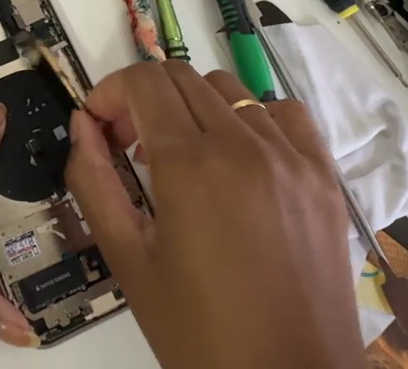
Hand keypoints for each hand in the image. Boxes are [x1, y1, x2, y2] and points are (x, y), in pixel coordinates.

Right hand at [65, 60, 362, 368]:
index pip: (141, 81)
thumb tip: (82, 123)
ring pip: (227, 90)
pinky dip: (253, 118)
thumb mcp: (127, 259)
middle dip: (143, 100)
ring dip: (193, 107)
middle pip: (180, 77)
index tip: (101, 128)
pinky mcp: (325, 177)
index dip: (109, 93)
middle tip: (133, 148)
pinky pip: (285, 114)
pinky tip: (241, 156)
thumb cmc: (198, 331)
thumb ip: (93, 180)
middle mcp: (243, 146)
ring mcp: (291, 158)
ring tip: (185, 156)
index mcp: (190, 165)